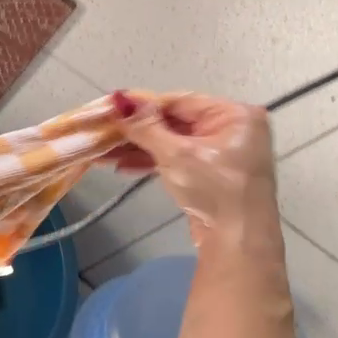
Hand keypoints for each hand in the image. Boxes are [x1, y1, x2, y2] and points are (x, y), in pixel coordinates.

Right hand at [111, 91, 278, 248]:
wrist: (236, 237)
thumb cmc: (213, 189)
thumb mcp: (176, 154)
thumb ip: (146, 127)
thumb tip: (119, 100)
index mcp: (233, 115)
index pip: (179, 101)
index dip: (142, 105)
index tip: (108, 108)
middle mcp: (230, 127)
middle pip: (173, 121)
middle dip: (135, 130)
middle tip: (100, 132)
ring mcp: (220, 151)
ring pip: (170, 142)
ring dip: (137, 147)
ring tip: (102, 153)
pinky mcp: (208, 172)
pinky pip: (175, 158)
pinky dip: (150, 161)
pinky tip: (121, 167)